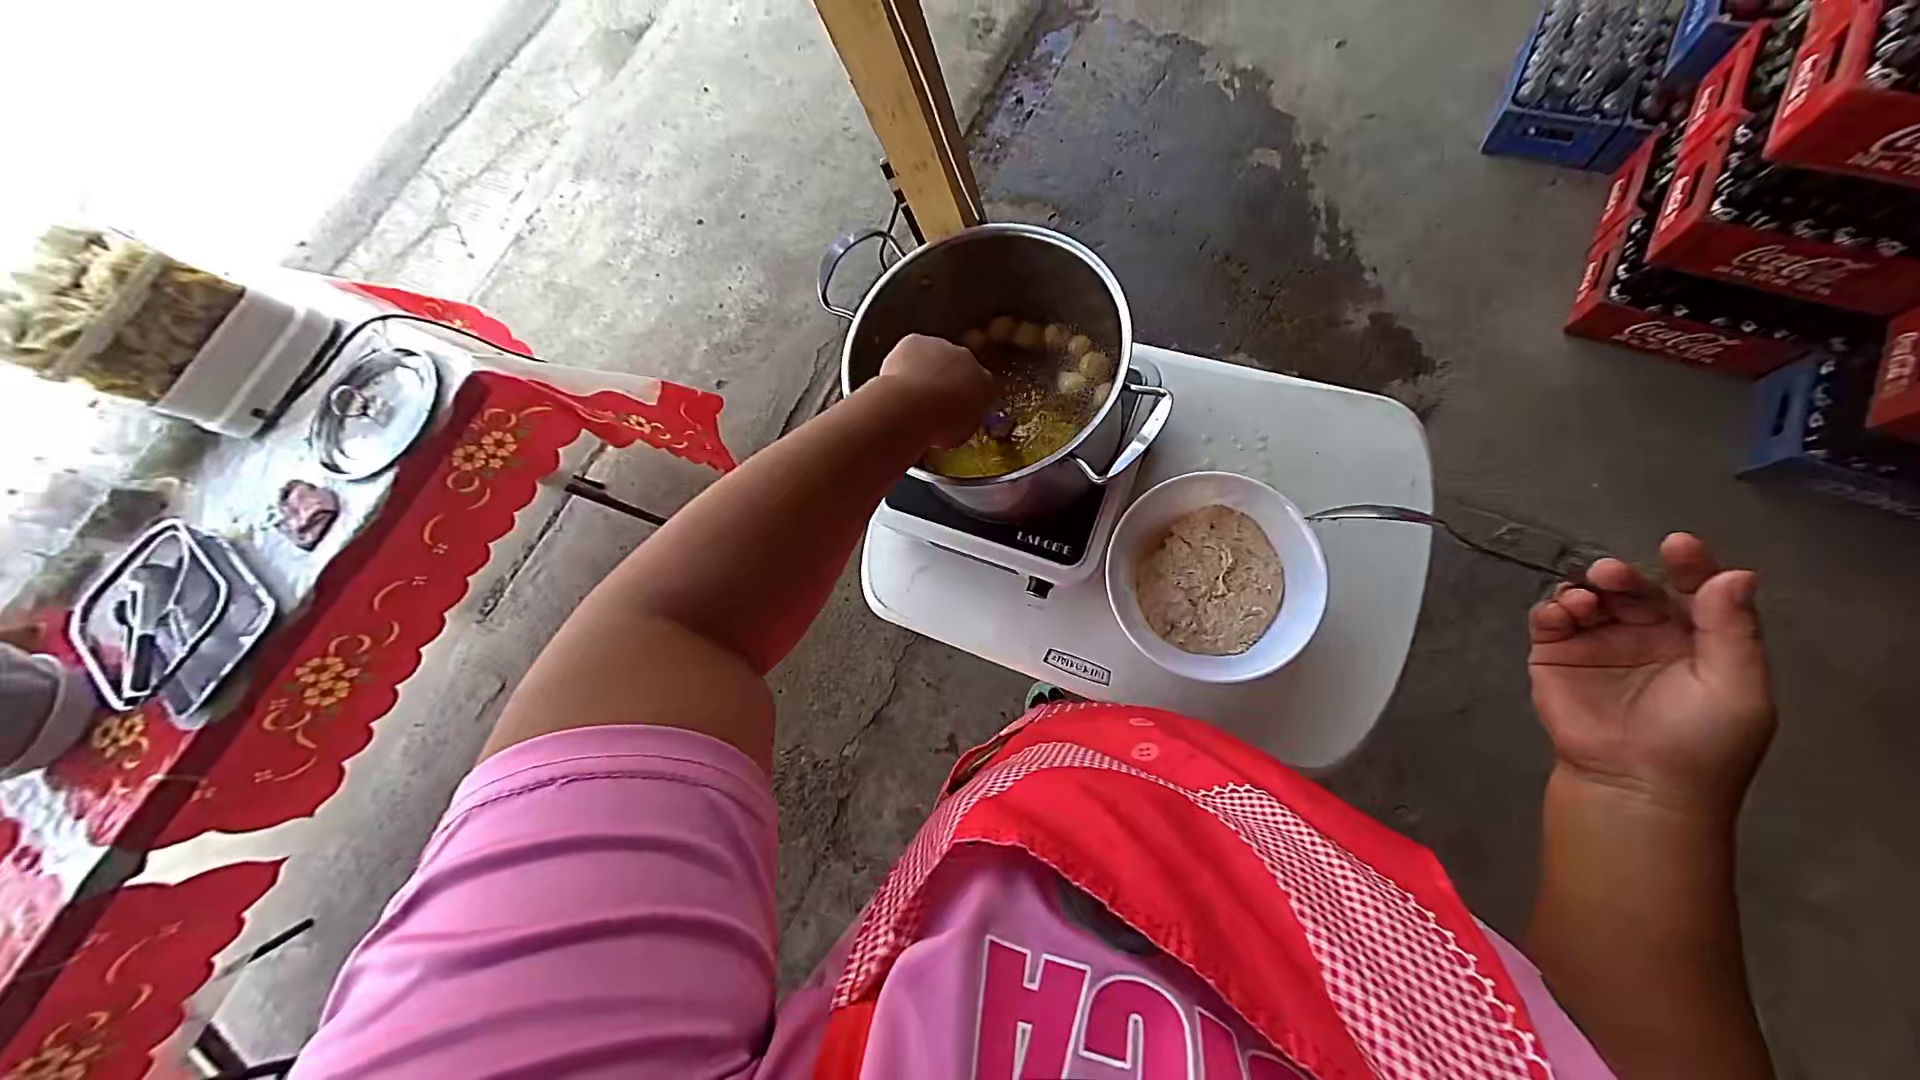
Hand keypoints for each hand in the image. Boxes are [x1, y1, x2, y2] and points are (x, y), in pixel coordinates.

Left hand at [874, 334, 994, 448]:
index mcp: (984, 384)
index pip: (981, 388)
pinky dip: (903, 363)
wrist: (912, 409)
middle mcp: (968, 360)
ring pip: (933, 357)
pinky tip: (897, 383)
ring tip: (910, 395)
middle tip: (930, 402)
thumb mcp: (959, 434)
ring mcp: (941, 346)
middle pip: (958, 367)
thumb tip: (954, 423)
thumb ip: (962, 423)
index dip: (965, 399)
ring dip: (925, 371)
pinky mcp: (916, 341)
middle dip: (946, 381)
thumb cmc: (939, 427)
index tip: (954, 410)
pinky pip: (910, 351)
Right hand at [1528, 533, 1774, 818]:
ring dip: (1584, 590)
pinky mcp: (1554, 654)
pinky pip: (1548, 620)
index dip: (1689, 566)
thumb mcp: (1737, 687)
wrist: (1635, 780)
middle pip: (1632, 590)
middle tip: (1610, 573)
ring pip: (1587, 599)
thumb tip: (1734, 576)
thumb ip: (1732, 631)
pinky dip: (1551, 609)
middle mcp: (1644, 636)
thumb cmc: (1698, 741)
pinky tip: (1562, 613)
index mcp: (1695, 641)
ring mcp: (1596, 644)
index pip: (1694, 593)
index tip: (1678, 544)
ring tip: (1585, 601)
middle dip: (1621, 576)